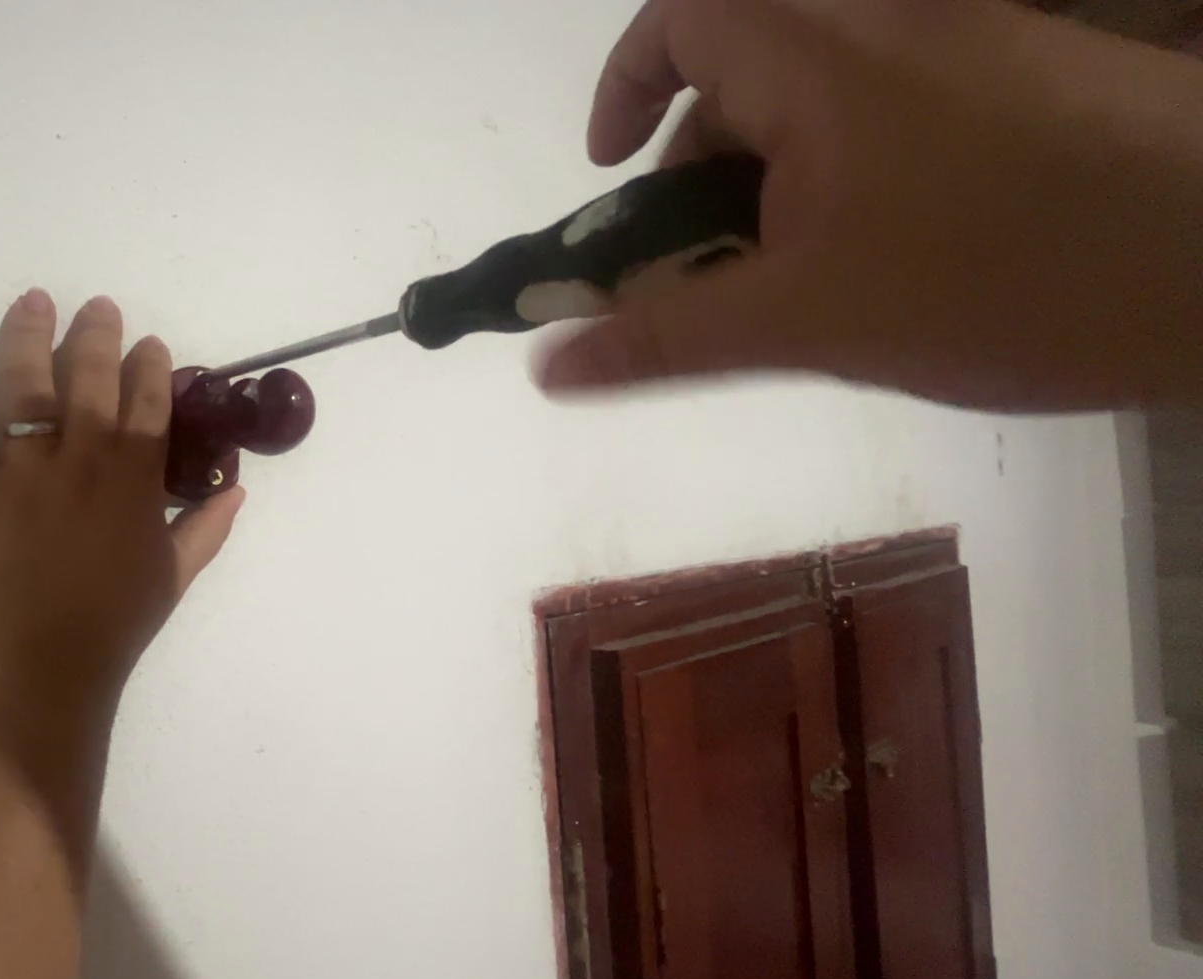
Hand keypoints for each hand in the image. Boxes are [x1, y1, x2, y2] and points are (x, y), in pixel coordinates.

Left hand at [0, 290, 244, 698]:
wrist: (46, 667)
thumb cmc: (116, 623)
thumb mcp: (175, 575)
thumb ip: (207, 527)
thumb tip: (237, 490)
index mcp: (133, 479)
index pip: (149, 403)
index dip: (152, 367)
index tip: (152, 345)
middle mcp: (81, 460)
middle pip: (91, 378)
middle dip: (97, 335)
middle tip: (98, 307)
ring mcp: (22, 471)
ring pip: (25, 387)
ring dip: (29, 336)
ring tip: (33, 301)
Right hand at [539, 0, 1202, 409]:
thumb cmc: (1005, 286)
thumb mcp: (800, 325)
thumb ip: (660, 340)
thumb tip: (547, 367)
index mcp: (832, 63)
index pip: (689, 15)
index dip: (626, 82)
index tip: (608, 169)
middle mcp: (894, 29)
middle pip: (740, 63)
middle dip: (688, 161)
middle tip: (692, 255)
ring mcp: (960, 51)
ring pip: (808, 91)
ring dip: (755, 178)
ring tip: (770, 276)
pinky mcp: (1005, 85)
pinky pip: (873, 109)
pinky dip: (822, 174)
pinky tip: (846, 257)